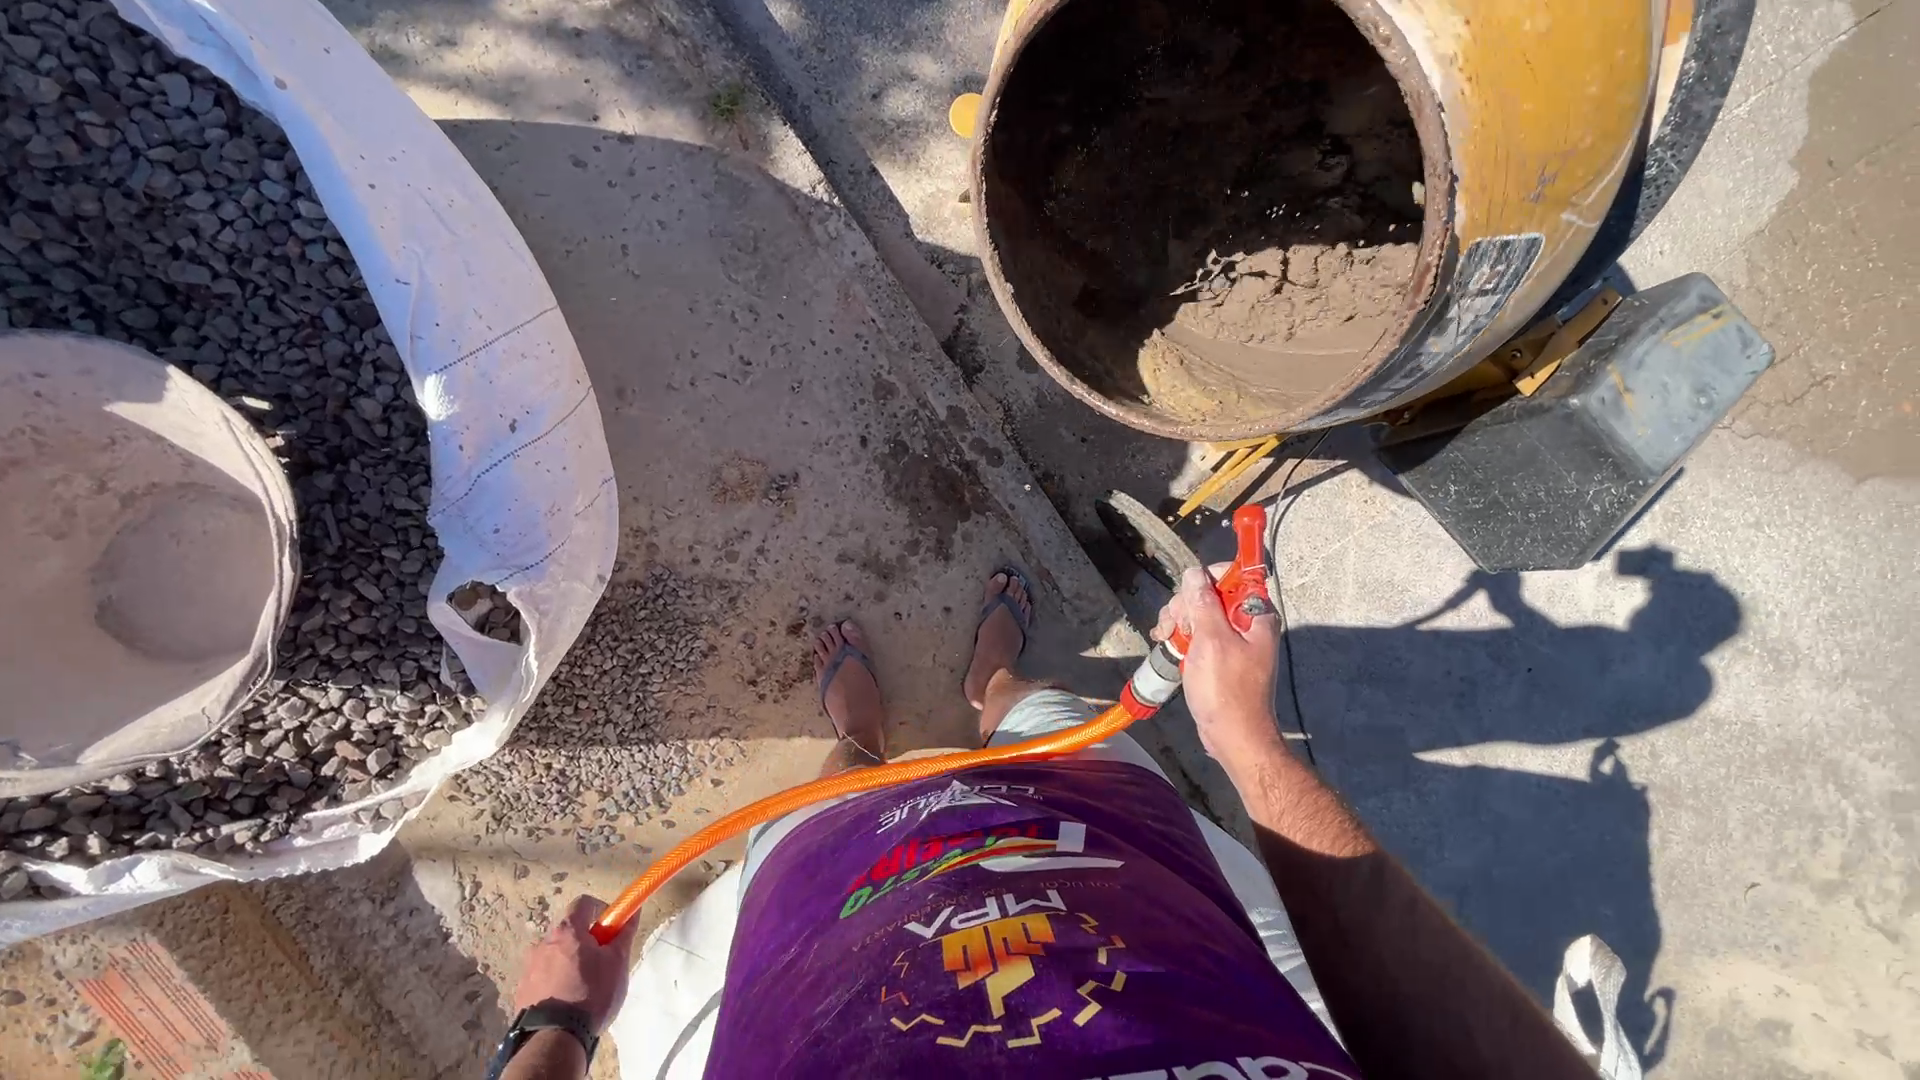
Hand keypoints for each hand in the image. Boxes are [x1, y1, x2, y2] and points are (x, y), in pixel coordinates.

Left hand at [511, 895, 638, 1032]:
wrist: (555, 1040)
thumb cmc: (592, 994)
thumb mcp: (618, 962)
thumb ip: (624, 933)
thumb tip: (633, 910)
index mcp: (567, 931)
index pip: (583, 903)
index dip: (601, 910)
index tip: (612, 927)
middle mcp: (543, 944)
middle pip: (569, 931)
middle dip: (586, 941)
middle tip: (601, 962)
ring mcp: (528, 968)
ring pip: (555, 955)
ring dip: (569, 962)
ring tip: (584, 987)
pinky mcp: (521, 992)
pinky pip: (543, 977)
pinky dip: (555, 981)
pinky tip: (567, 1001)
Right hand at [1153, 564, 1286, 768]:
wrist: (1233, 735)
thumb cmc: (1225, 689)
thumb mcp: (1211, 640)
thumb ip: (1203, 603)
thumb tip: (1194, 574)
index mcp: (1255, 616)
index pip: (1234, 577)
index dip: (1207, 580)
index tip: (1188, 597)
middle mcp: (1248, 624)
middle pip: (1211, 595)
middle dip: (1186, 605)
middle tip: (1173, 626)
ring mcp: (1234, 641)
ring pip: (1200, 614)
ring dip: (1179, 621)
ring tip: (1166, 638)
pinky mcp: (1221, 657)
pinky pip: (1199, 635)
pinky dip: (1182, 636)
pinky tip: (1168, 644)